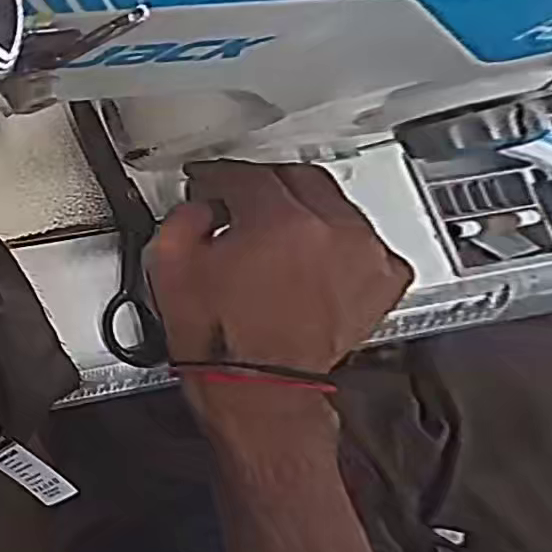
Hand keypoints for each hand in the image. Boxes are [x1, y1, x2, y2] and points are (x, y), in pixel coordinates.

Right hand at [147, 161, 411, 375]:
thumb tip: (200, 208)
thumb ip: (182, 219)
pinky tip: (305, 250)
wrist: (253, 378)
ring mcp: (365, 254)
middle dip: (263, 180)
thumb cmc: (215, 330)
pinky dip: (332, 236)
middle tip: (236, 192)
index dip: (218, 173)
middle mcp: (333, 231)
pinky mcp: (383, 278)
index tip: (206, 179)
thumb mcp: (168, 264)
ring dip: (300, 206)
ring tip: (269, 224)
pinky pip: (360, 238)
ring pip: (335, 204)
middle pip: (300, 178)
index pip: (248, 175)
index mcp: (279, 223)